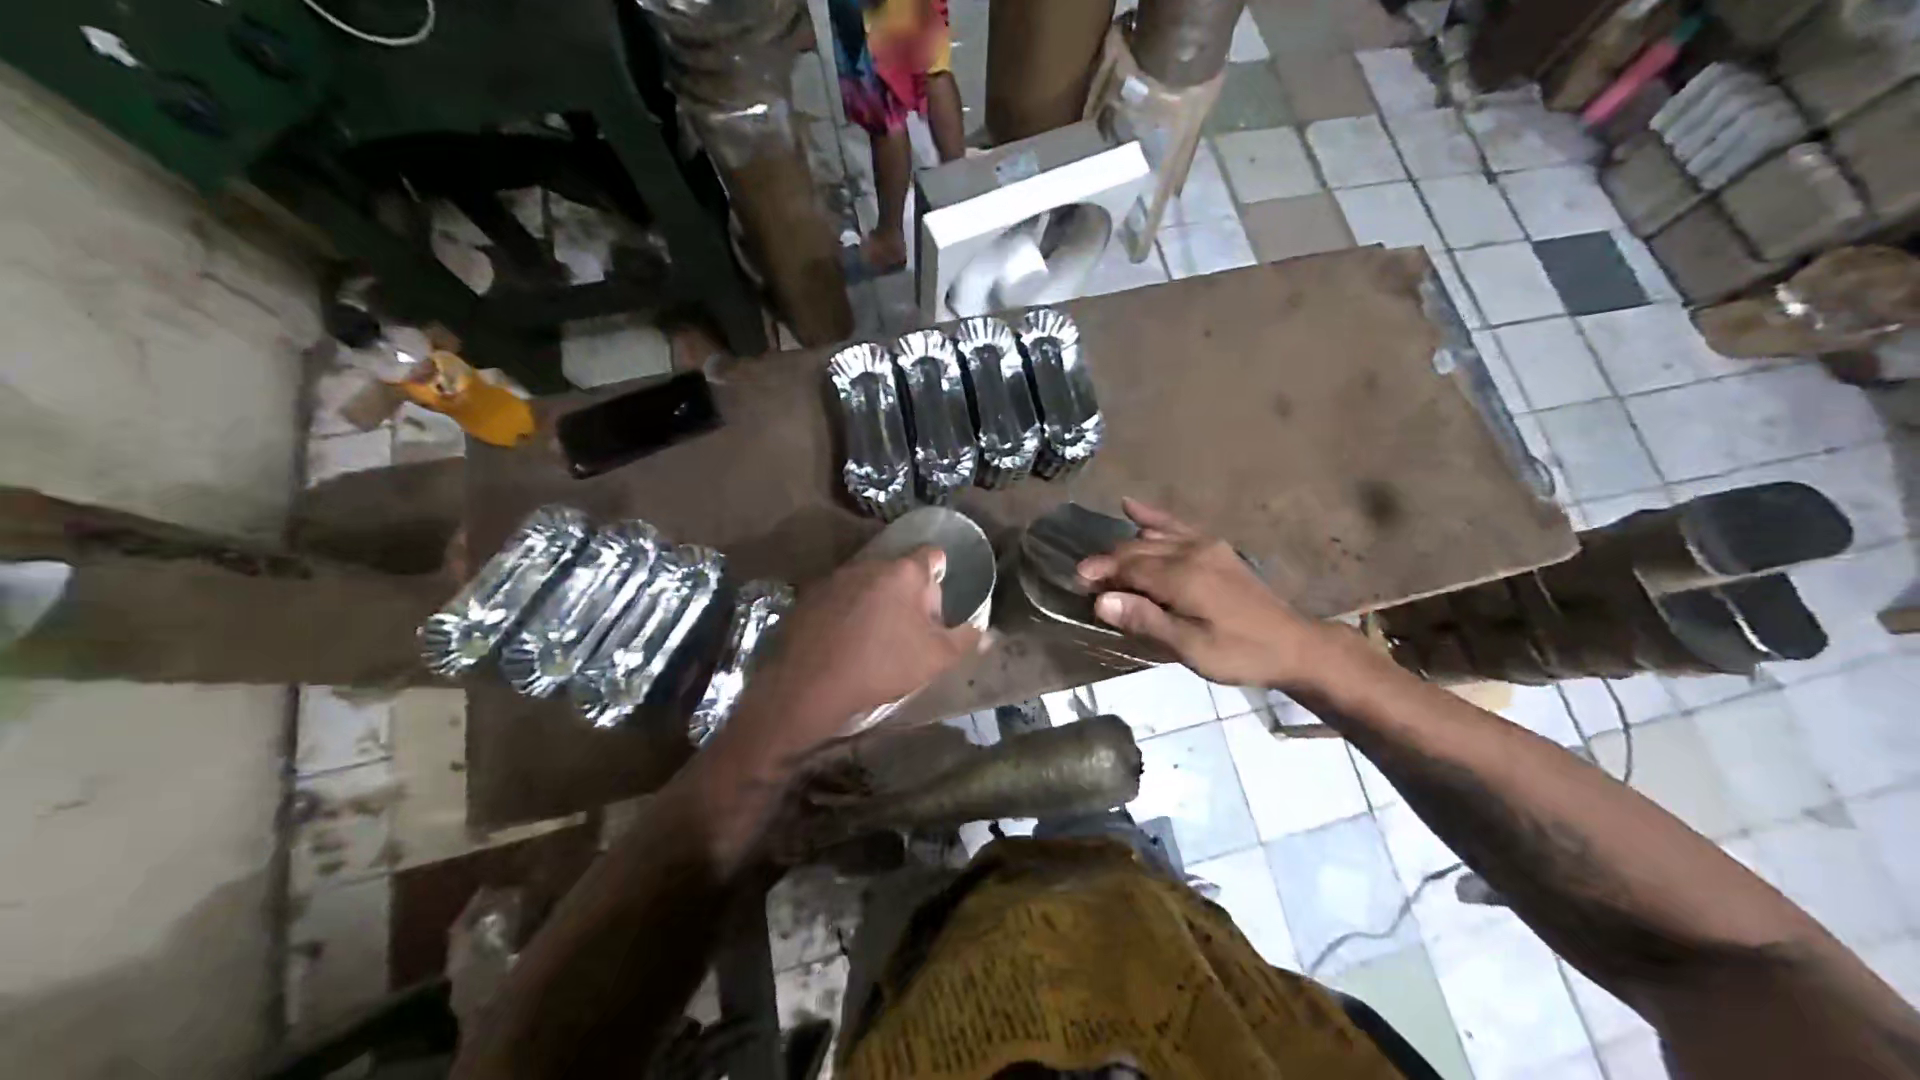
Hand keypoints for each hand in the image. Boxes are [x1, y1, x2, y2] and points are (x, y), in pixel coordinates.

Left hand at [725, 547, 981, 755]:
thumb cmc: (882, 666)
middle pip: (900, 571)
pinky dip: (848, 612)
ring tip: (876, 640)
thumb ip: (965, 639)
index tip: (937, 606)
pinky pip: (841, 597)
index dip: (940, 578)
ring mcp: (835, 578)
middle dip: (909, 595)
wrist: (809, 686)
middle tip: (911, 631)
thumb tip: (987, 631)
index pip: (932, 556)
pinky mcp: (809, 595)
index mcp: (904, 572)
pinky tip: (846, 643)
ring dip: (877, 603)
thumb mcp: (936, 659)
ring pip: (868, 584)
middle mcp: (869, 564)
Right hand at [1074, 499, 1341, 688]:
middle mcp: (1191, 552)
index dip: (1101, 572)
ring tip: (1104, 563)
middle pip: (1137, 549)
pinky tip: (1130, 505)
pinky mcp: (1215, 548)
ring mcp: (1206, 545)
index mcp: (1184, 577)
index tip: (1077, 582)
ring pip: (1153, 537)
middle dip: (1108, 562)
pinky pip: (1177, 525)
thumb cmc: (1240, 653)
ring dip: (1125, 547)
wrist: (1294, 645)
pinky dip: (1152, 516)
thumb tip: (1101, 601)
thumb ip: (1146, 620)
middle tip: (1085, 580)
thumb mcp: (1191, 648)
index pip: (1129, 566)